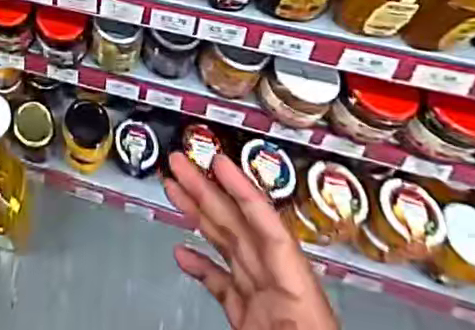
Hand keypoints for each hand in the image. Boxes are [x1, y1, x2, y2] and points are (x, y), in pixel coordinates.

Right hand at [163, 151, 338, 329]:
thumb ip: (238, 299)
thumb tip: (194, 265)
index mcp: (300, 300)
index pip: (270, 233)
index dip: (243, 193)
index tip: (218, 163)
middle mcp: (284, 295)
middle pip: (244, 233)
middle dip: (210, 193)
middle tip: (180, 162)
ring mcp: (268, 310)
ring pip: (231, 251)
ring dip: (202, 217)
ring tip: (173, 188)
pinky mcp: (255, 326)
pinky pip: (226, 287)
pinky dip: (203, 266)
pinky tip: (181, 252)